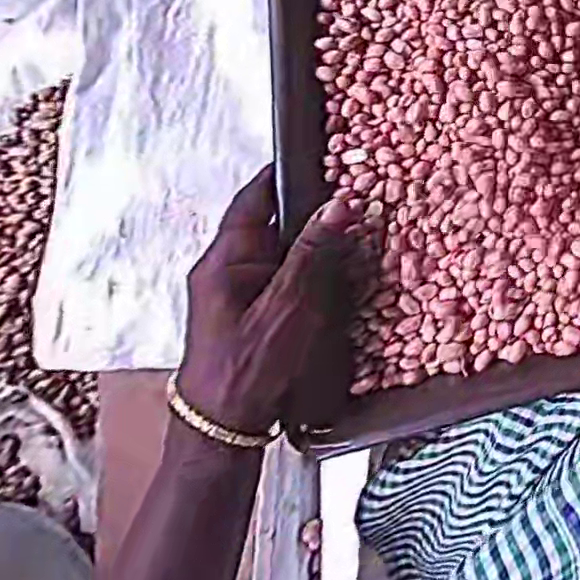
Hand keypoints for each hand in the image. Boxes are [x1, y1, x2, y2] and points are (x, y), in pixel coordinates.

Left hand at [178, 166, 358, 435]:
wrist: (223, 428)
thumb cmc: (248, 367)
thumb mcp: (286, 307)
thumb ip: (313, 253)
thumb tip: (341, 203)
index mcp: (224, 261)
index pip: (252, 200)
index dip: (280, 173)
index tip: (315, 151)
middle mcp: (229, 268)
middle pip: (272, 220)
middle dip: (310, 203)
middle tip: (351, 183)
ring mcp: (241, 287)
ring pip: (282, 245)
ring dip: (315, 233)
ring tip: (355, 216)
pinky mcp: (256, 305)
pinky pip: (287, 268)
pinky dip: (313, 258)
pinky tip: (341, 259)